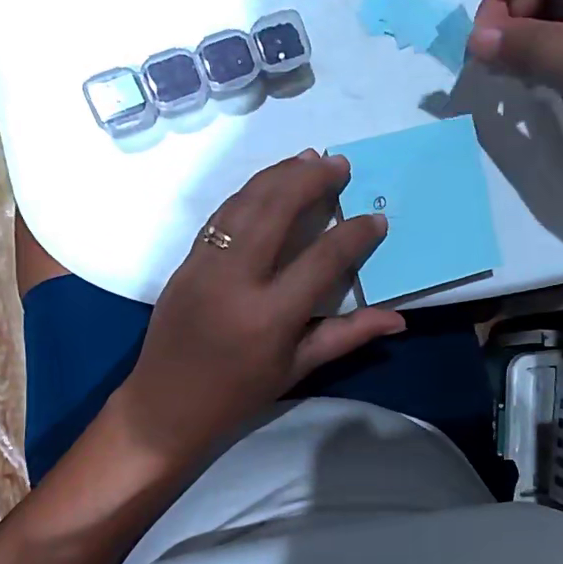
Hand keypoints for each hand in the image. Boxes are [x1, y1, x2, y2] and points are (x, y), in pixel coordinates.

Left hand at [108, 150, 403, 462]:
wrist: (165, 404)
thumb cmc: (237, 394)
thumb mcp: (296, 370)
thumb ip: (346, 335)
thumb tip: (397, 319)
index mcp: (270, 316)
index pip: (322, 259)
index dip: (354, 235)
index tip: (376, 218)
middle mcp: (236, 280)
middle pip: (276, 209)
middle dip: (311, 179)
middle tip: (339, 164)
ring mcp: (204, 265)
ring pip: (243, 203)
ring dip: (277, 175)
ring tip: (308, 159)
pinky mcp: (185, 261)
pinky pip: (220, 216)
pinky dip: (247, 194)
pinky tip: (267, 185)